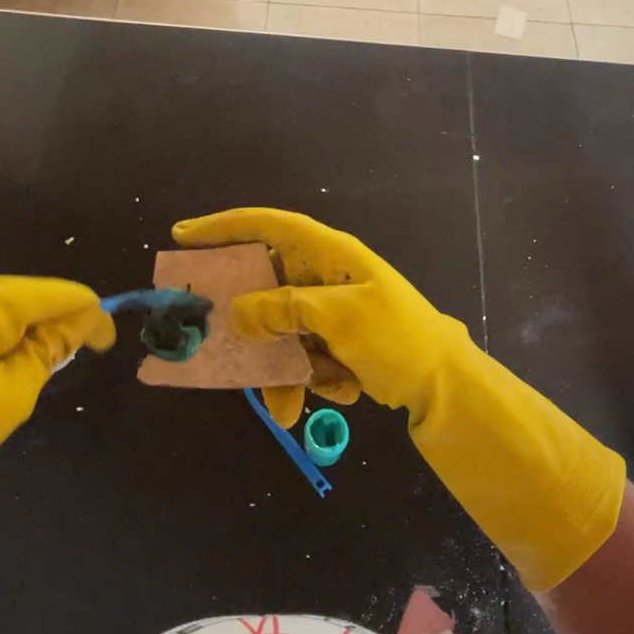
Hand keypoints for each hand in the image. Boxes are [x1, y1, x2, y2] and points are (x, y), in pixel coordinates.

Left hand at [0, 276, 114, 501]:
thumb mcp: (13, 393)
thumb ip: (50, 348)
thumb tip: (83, 321)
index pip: (48, 294)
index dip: (85, 312)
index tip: (106, 340)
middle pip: (18, 291)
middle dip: (51, 313)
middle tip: (78, 346)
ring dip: (20, 321)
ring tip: (41, 352)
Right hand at [175, 208, 624, 593]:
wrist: (449, 388)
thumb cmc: (398, 338)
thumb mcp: (340, 319)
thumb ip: (284, 311)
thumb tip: (237, 313)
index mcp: (331, 255)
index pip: (270, 227)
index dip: (225, 227)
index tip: (184, 236)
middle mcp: (327, 278)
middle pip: (267, 289)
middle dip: (251, 327)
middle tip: (226, 348)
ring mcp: (333, 313)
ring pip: (282, 333)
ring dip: (284, 370)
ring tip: (289, 407)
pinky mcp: (340, 344)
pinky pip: (305, 356)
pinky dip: (316, 378)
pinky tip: (346, 391)